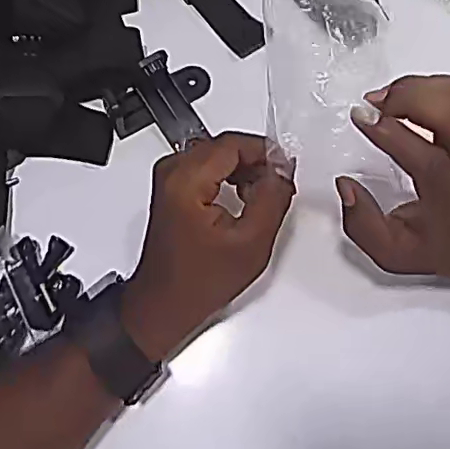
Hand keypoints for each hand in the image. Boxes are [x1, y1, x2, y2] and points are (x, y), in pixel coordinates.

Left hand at [122, 132, 295, 360]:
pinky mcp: (171, 186)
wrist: (165, 303)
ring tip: (261, 196)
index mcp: (186, 180)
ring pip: (215, 155)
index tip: (284, 165)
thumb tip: (282, 171)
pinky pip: (205, 167)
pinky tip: (242, 199)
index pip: (231, 144)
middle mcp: (172, 171)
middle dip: (255, 162)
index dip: (264, 151)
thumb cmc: (196, 282)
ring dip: (242, 170)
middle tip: (278, 182)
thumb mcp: (251, 242)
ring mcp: (168, 177)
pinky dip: (227, 177)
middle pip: (223, 147)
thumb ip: (272, 199)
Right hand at [337, 75, 449, 297]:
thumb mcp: (394, 253)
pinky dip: (428, 85)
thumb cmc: (445, 245)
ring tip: (387, 100)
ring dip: (417, 88)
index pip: (429, 160)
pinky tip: (407, 97)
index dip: (391, 133)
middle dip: (409, 97)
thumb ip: (361, 224)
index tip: (361, 116)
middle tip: (376, 104)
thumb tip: (346, 186)